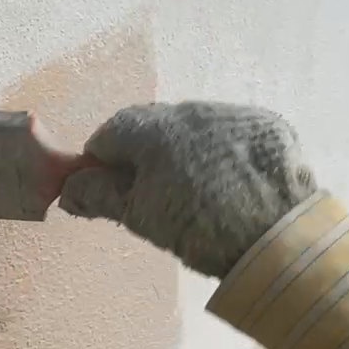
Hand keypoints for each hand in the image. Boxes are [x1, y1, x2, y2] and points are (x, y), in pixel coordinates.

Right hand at [60, 102, 316, 277]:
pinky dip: (219, 151)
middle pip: (149, 127)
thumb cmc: (198, 228)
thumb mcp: (140, 217)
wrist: (281, 238)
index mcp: (152, 129)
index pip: (108, 135)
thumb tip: (67, 189)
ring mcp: (230, 113)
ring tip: (194, 191)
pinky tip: (227, 181)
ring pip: (189, 128)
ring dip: (181, 151)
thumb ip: (98, 195)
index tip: (110, 190)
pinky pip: (226, 132)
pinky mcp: (265, 124)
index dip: (101, 164)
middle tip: (152, 195)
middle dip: (142, 155)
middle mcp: (190, 110)